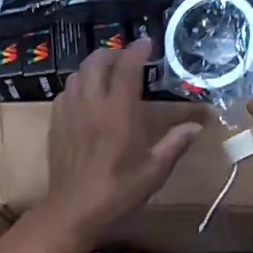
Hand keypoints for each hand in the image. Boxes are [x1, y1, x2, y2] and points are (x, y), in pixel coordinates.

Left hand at [40, 39, 202, 240]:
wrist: (74, 209)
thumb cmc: (118, 191)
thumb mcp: (154, 171)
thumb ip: (175, 144)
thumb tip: (196, 127)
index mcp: (119, 111)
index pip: (126, 67)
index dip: (137, 50)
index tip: (147, 43)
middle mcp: (92, 103)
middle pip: (97, 62)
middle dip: (113, 52)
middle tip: (127, 57)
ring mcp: (70, 112)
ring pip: (78, 74)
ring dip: (93, 66)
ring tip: (107, 73)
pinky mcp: (56, 124)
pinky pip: (65, 92)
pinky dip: (78, 85)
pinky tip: (86, 97)